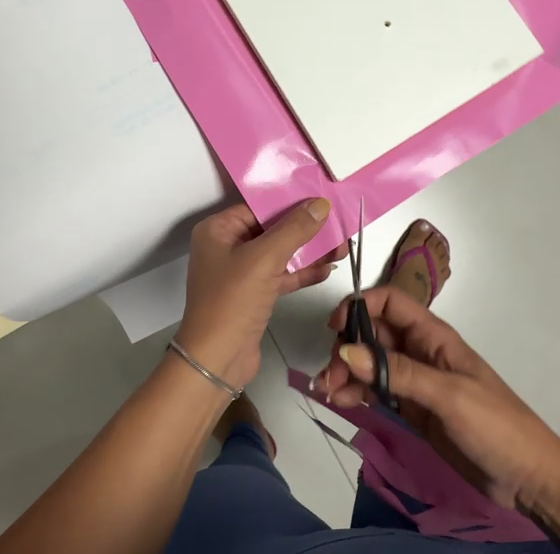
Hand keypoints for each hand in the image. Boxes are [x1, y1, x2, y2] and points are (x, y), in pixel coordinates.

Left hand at [177, 199, 342, 389]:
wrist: (217, 361)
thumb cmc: (232, 302)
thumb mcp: (264, 260)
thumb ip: (294, 230)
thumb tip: (320, 204)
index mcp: (218, 230)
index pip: (258, 206)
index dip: (291, 201)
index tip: (322, 198)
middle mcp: (227, 246)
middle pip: (272, 229)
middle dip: (305, 229)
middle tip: (339, 226)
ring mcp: (240, 272)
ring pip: (280, 253)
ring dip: (309, 251)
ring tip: (341, 247)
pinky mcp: (253, 295)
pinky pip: (280, 275)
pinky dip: (301, 272)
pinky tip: (326, 269)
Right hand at [318, 286, 559, 507]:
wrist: (529, 478)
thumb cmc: (496, 426)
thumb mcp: (448, 396)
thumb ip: (398, 373)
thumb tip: (347, 351)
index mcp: (434, 336)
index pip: (390, 302)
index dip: (360, 307)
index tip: (336, 330)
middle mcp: (421, 352)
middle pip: (373, 333)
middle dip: (347, 347)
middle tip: (330, 376)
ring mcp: (416, 381)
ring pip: (370, 363)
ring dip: (347, 372)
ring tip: (330, 393)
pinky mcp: (414, 409)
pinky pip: (377, 390)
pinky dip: (357, 392)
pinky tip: (342, 402)